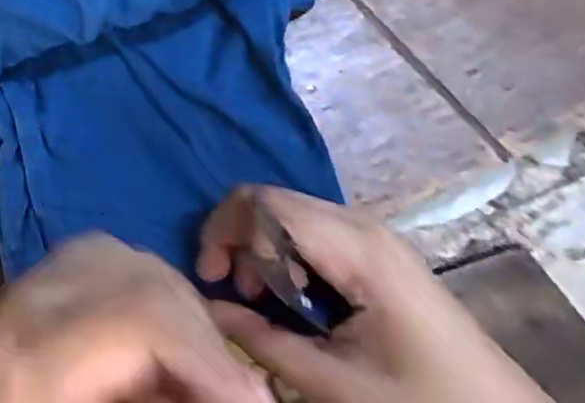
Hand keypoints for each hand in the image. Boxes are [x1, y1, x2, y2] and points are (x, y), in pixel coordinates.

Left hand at [0, 234, 272, 402]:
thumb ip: (171, 401)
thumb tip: (248, 394)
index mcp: (38, 353)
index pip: (144, 314)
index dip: (211, 360)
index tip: (255, 402)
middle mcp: (31, 298)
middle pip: (144, 280)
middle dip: (205, 340)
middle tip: (239, 394)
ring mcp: (30, 280)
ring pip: (131, 259)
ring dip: (181, 313)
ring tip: (204, 373)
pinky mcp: (35, 279)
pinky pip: (105, 258)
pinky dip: (147, 293)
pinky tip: (161, 342)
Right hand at [198, 186, 550, 402]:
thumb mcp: (337, 387)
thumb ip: (264, 340)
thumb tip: (207, 307)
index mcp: (353, 245)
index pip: (262, 202)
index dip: (223, 230)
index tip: (209, 278)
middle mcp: (359, 223)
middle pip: (272, 201)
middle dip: (237, 238)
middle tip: (228, 289)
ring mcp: (371, 235)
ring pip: (288, 214)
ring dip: (260, 248)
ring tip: (258, 299)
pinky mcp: (377, 252)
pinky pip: (312, 232)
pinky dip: (286, 255)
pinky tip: (292, 298)